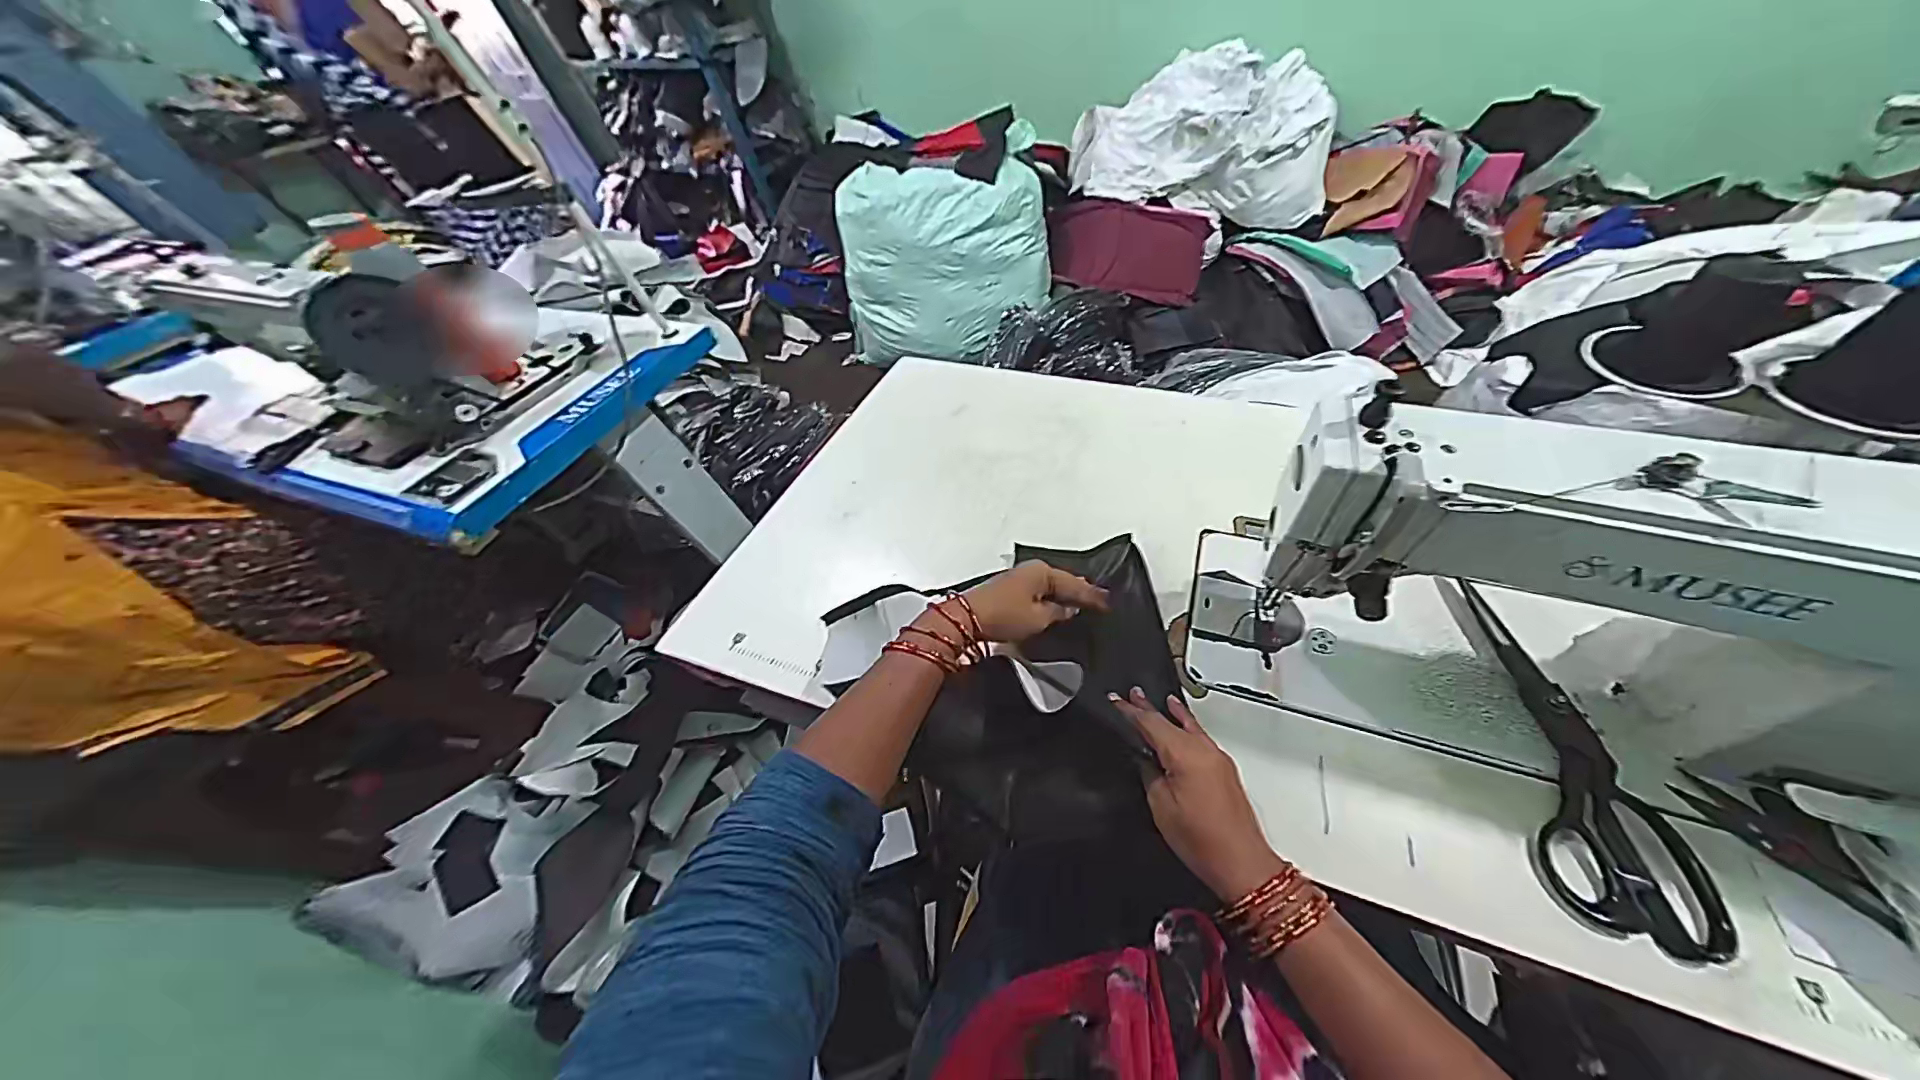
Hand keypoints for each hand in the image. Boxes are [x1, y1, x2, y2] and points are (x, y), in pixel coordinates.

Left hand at [950, 561, 1108, 643]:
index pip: (1076, 585)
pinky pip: (1039, 591)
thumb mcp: (1038, 618)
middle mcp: (1032, 570)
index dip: (1093, 596)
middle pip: (1063, 582)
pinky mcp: (1010, 590)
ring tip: (1085, 601)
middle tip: (1101, 599)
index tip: (1109, 603)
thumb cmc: (1003, 615)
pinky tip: (1058, 604)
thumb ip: (1058, 613)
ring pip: (1051, 586)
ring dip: (1065, 594)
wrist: (967, 619)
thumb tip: (1067, 609)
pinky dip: (1051, 597)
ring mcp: (1019, 578)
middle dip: (1080, 591)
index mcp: (1043, 572)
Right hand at [1111, 687, 1287, 899]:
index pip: (1150, 722)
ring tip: (1157, 701)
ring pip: (1187, 726)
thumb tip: (1146, 759)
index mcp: (1184, 754)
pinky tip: (1183, 722)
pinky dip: (1187, 725)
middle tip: (1131, 695)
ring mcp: (1217, 758)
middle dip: (1147, 707)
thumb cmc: (1204, 841)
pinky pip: (1200, 736)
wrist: (1241, 864)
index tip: (1116, 700)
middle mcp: (1204, 750)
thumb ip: (1149, 774)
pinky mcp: (1224, 769)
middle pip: (1169, 720)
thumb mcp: (1160, 805)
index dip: (1130, 711)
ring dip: (1169, 714)